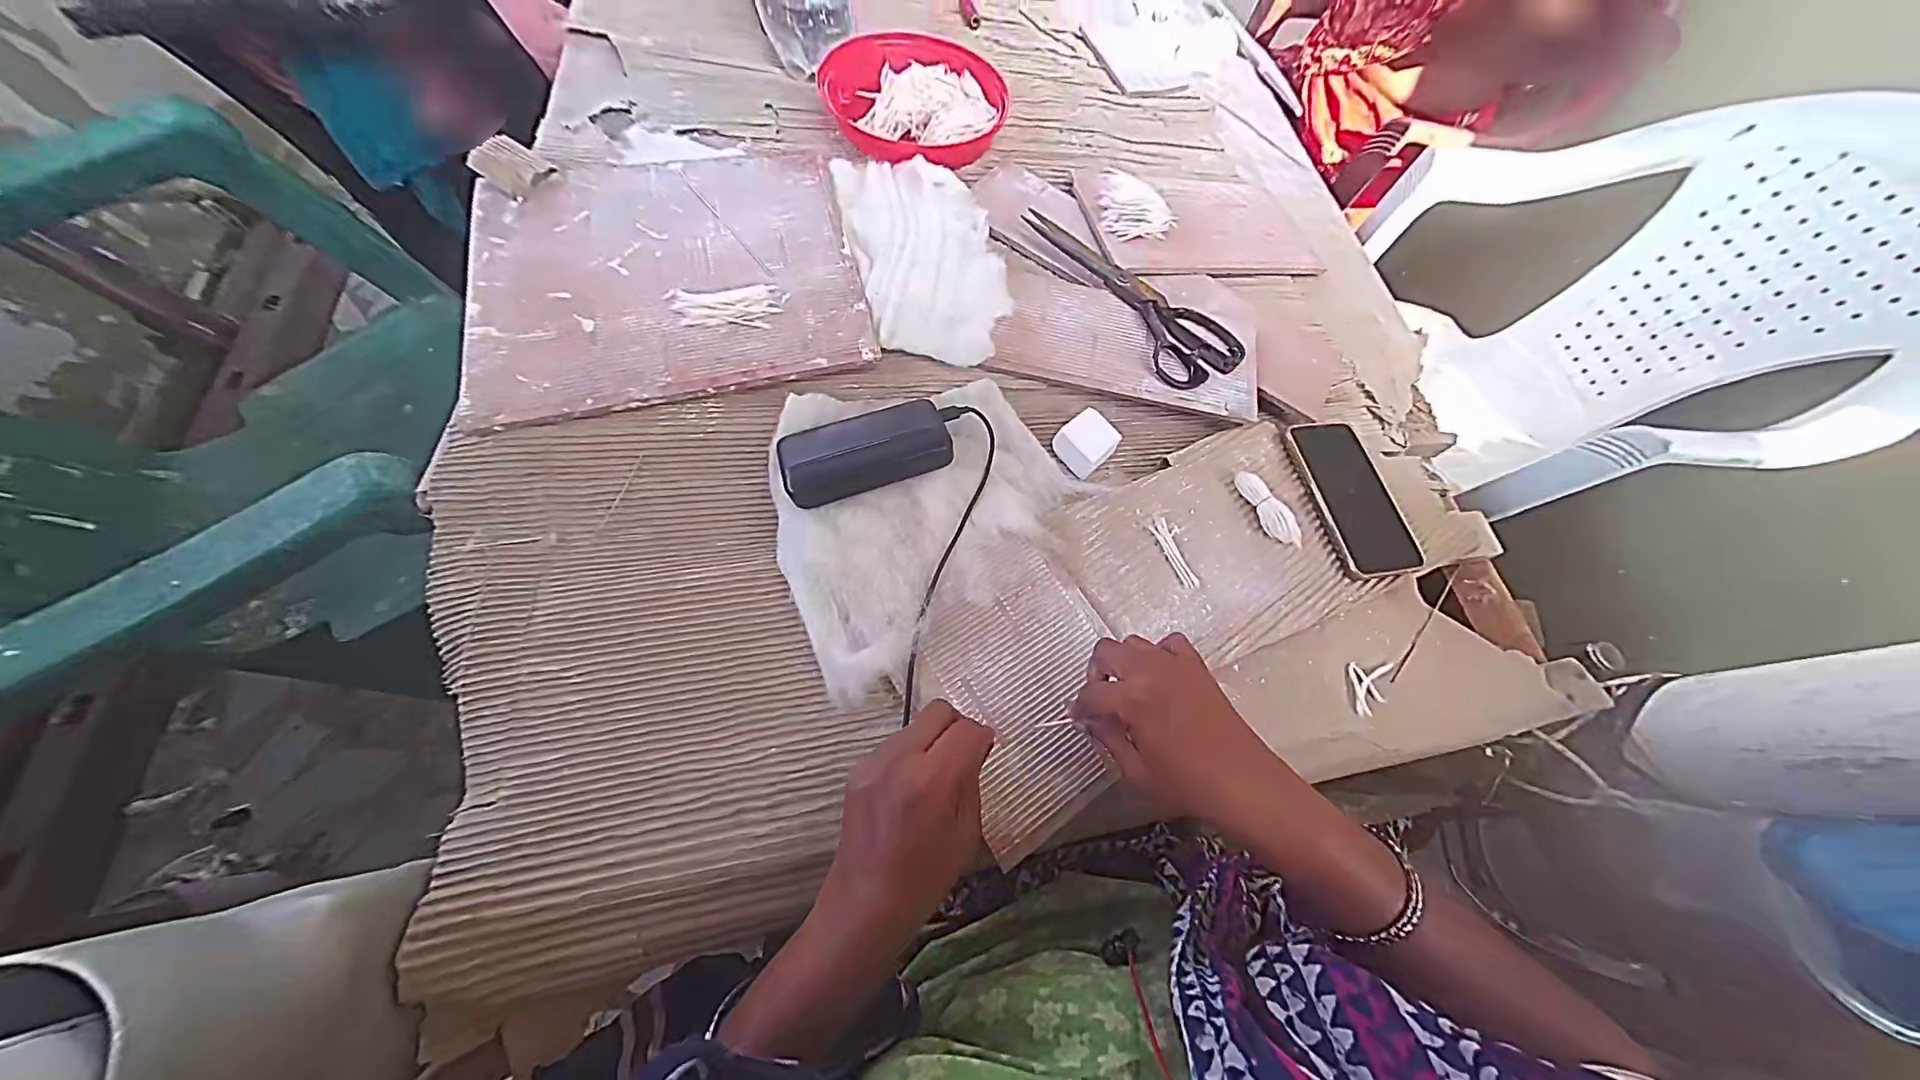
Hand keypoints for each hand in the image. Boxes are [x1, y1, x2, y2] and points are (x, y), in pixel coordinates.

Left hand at [817, 699, 993, 934]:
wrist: (866, 901)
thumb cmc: (925, 878)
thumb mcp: (966, 832)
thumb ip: (971, 780)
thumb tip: (976, 747)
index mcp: (930, 781)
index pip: (966, 729)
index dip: (982, 735)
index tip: (986, 749)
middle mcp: (899, 761)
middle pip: (938, 711)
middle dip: (958, 726)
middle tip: (964, 754)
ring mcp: (874, 762)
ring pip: (916, 724)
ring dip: (933, 738)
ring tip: (936, 776)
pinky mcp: (859, 768)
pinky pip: (896, 744)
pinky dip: (912, 753)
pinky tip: (911, 787)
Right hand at [1068, 633, 1283, 835]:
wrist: (1243, 783)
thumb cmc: (1189, 784)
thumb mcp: (1136, 771)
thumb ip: (1108, 739)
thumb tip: (1092, 721)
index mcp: (1132, 699)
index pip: (1090, 693)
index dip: (1079, 707)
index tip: (1080, 718)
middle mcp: (1151, 672)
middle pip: (1105, 652)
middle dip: (1096, 674)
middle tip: (1100, 700)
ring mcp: (1176, 665)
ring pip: (1133, 642)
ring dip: (1123, 662)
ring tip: (1128, 689)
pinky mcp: (1197, 668)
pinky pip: (1169, 644)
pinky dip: (1158, 653)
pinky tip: (1159, 677)